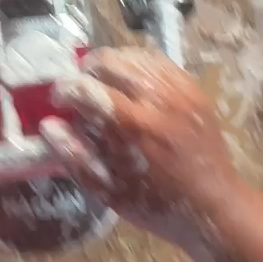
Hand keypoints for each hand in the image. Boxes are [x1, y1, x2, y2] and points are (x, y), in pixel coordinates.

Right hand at [42, 49, 240, 255]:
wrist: (215, 206)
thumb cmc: (155, 204)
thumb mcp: (108, 189)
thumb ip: (74, 155)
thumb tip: (48, 125)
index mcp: (134, 127)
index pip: (87, 88)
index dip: (65, 89)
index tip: (59, 100)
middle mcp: (158, 99)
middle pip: (110, 60)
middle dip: (86, 70)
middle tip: (81, 88)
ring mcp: (179, 90)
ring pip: (133, 54)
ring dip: (111, 63)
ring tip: (102, 81)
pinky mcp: (193, 88)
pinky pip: (158, 60)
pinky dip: (136, 63)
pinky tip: (129, 80)